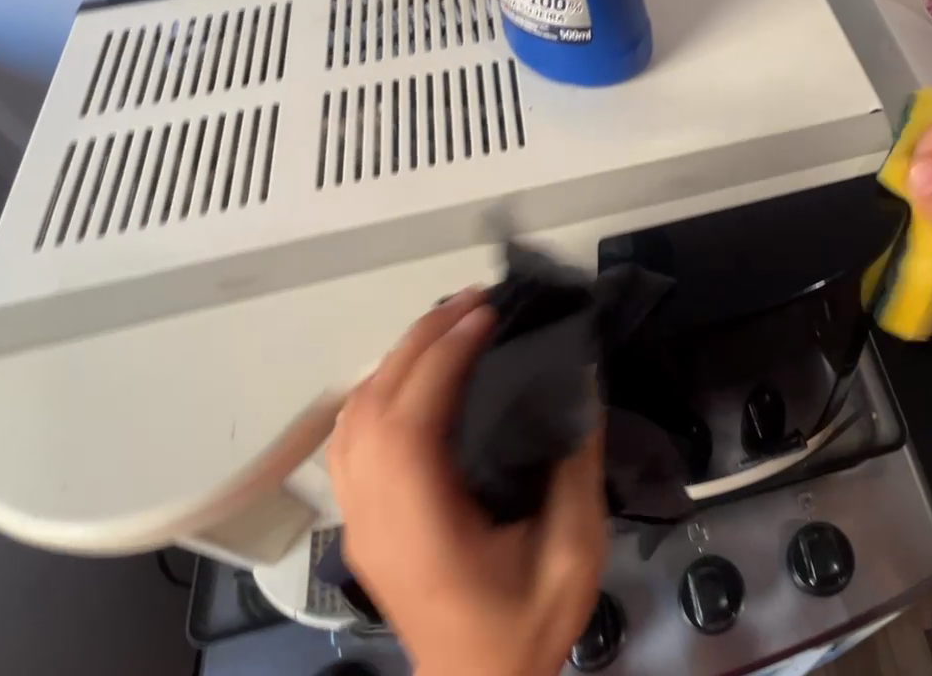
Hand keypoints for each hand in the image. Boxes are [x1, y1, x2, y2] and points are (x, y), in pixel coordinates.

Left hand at [328, 290, 605, 675]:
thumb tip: (578, 387)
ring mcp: (359, 521)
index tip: (487, 318)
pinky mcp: (363, 520)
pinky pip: (353, 438)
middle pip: (371, 409)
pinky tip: (419, 371)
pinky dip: (381, 387)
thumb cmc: (524, 630)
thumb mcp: (573, 554)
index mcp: (422, 532)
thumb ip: (575, 468)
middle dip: (419, 341)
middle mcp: (375, 520)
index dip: (441, 360)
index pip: (408, 426)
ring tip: (452, 323)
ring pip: (353, 419)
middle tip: (475, 302)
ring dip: (398, 358)